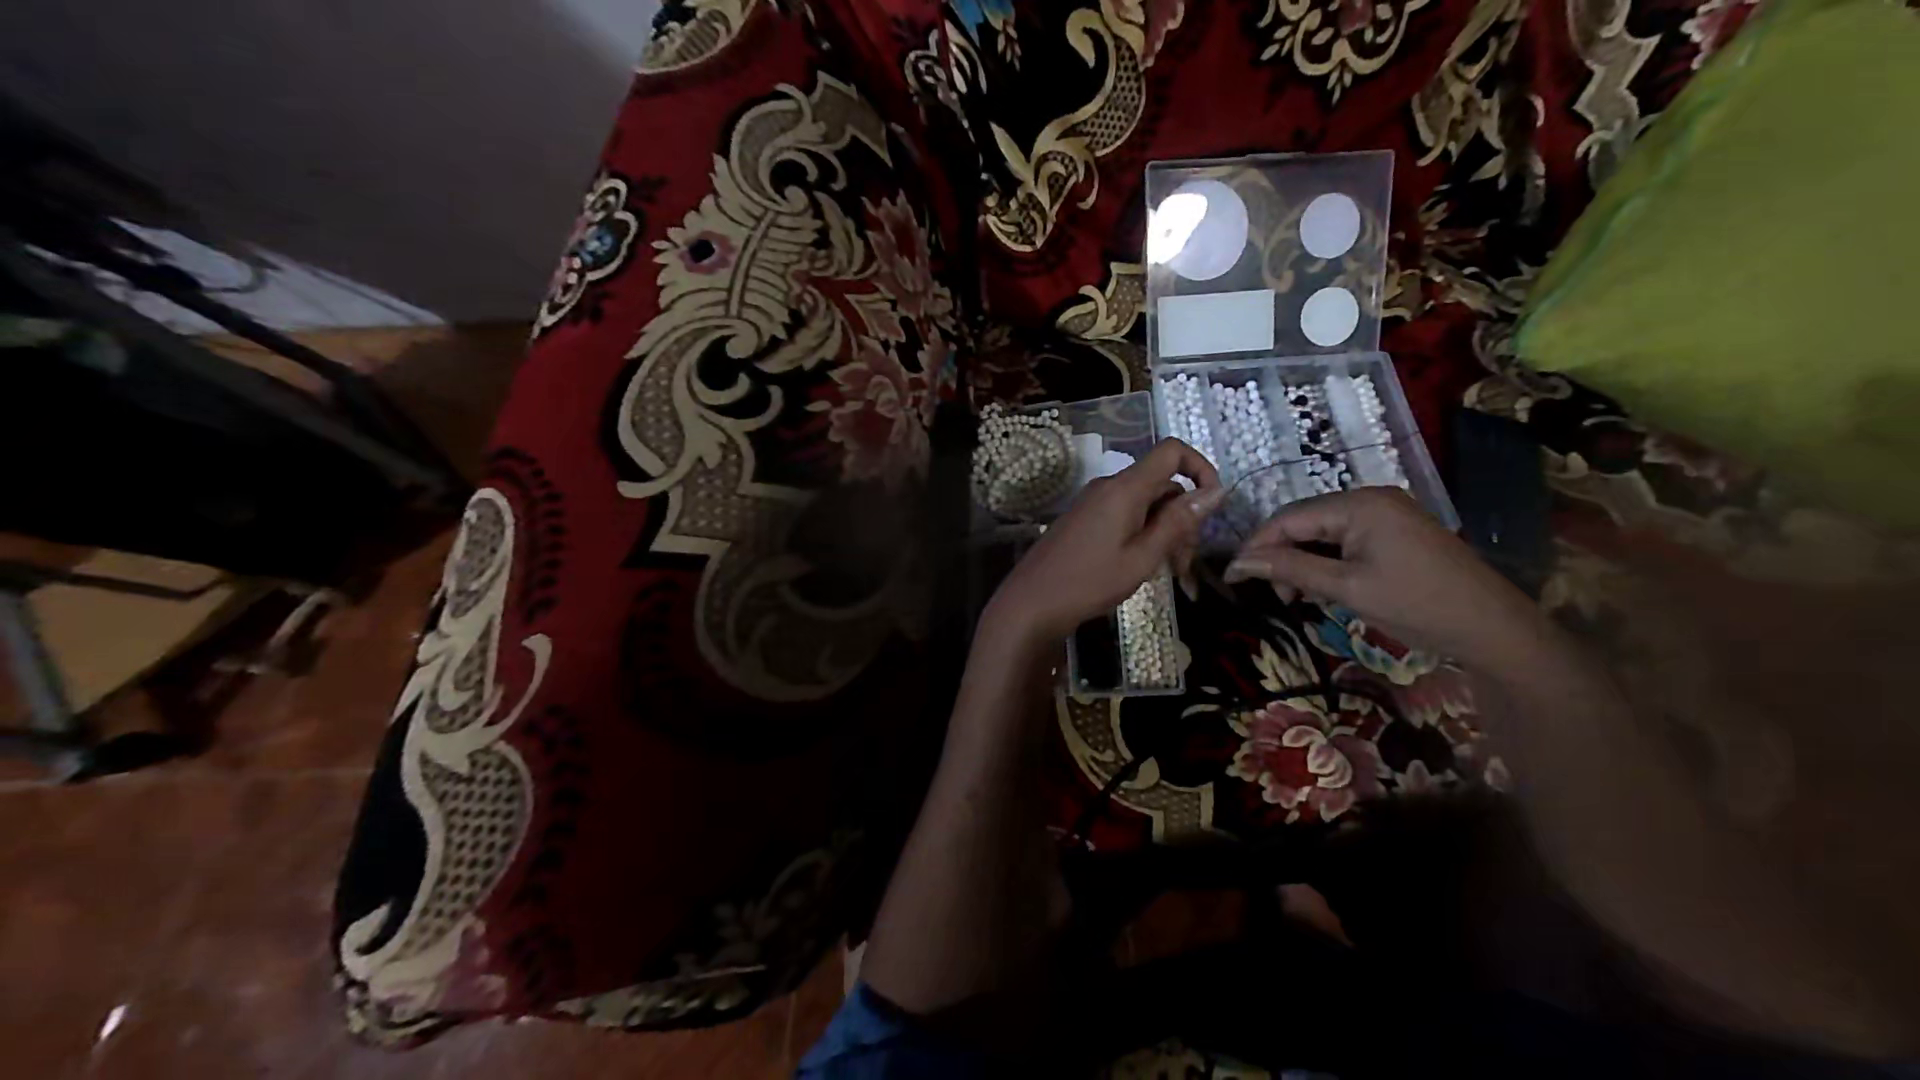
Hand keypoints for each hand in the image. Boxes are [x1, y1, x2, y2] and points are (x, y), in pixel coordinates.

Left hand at [985, 438, 1222, 642]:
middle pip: (1162, 485)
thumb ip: (1179, 522)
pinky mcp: (1085, 519)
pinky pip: (1125, 515)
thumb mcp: (1143, 557)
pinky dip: (1143, 535)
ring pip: (1145, 504)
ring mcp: (1094, 502)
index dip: (1201, 468)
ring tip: (1169, 574)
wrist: (1031, 603)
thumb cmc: (1089, 582)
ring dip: (1165, 532)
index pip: (1172, 451)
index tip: (1213, 505)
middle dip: (1184, 519)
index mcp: (1125, 488)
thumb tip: (1216, 490)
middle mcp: (1109, 487)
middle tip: (1185, 565)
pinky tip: (1142, 567)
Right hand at [1225, 488, 1552, 671]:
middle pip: (1305, 522)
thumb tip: (1238, 563)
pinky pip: (1346, 539)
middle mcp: (1371, 498)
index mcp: (1359, 504)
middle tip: (1271, 593)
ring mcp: (1387, 514)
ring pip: (1323, 532)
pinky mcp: (1397, 532)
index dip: (1256, 545)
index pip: (1289, 518)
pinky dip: (1327, 561)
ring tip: (1296, 597)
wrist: (1493, 628)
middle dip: (1280, 555)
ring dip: (1302, 561)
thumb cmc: (1416, 605)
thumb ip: (1289, 570)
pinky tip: (1323, 587)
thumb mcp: (1346, 589)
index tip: (1232, 575)